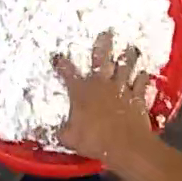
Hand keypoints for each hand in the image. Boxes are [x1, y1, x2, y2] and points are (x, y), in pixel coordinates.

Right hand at [52, 30, 158, 161]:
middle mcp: (100, 84)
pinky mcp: (138, 98)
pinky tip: (145, 73)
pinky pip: (141, 83)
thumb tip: (36, 132)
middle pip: (101, 59)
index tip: (57, 56)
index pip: (67, 72)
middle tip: (107, 32)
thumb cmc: (94, 141)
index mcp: (81, 91)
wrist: (127, 147)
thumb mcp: (68, 138)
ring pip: (125, 67)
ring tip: (130, 47)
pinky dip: (143, 77)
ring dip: (128, 57)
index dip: (61, 63)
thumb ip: (54, 132)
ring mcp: (121, 89)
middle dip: (103, 45)